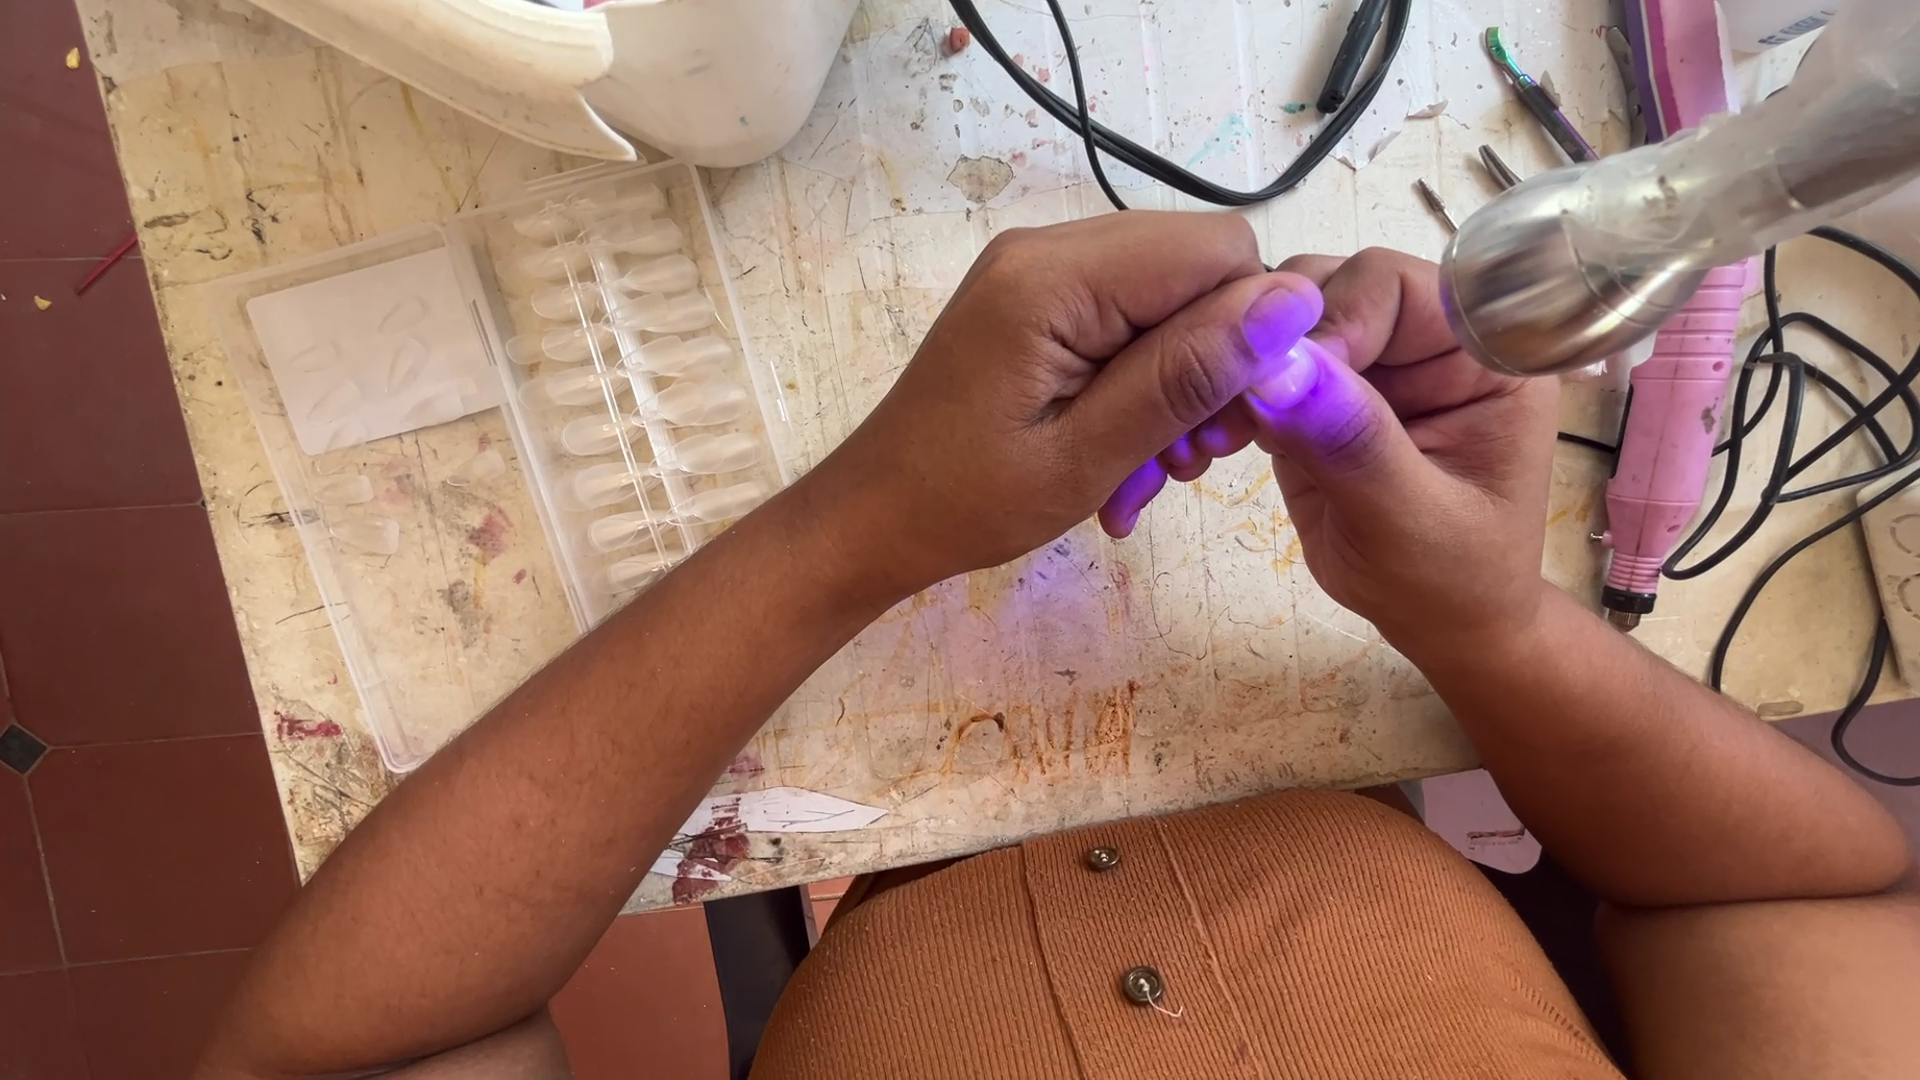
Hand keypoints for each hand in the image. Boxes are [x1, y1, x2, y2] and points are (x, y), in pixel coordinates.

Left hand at [798, 212, 1324, 599]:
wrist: (877, 517)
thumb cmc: (967, 503)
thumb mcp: (1087, 455)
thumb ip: (1185, 376)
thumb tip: (1291, 301)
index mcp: (1053, 277)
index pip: (1218, 251)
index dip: (1252, 331)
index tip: (1233, 423)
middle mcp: (1044, 252)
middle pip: (1193, 272)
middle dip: (1212, 367)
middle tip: (1190, 460)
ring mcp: (1034, 276)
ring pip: (1163, 304)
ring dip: (1175, 389)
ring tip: (1151, 472)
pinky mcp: (1031, 308)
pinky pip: (1120, 326)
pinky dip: (1136, 389)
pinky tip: (1121, 455)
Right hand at [1111, 247, 1561, 653]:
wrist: (1426, 614)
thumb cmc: (1444, 575)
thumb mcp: (1406, 517)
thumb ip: (1349, 440)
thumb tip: (1274, 368)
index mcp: (1475, 352)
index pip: (1394, 286)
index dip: (1331, 323)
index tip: (1284, 391)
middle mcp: (1416, 342)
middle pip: (1324, 290)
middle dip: (1269, 345)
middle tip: (1231, 418)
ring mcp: (1360, 367)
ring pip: (1277, 325)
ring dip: (1234, 371)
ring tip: (1212, 438)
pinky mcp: (1309, 397)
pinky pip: (1254, 371)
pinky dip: (1221, 401)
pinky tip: (1206, 444)